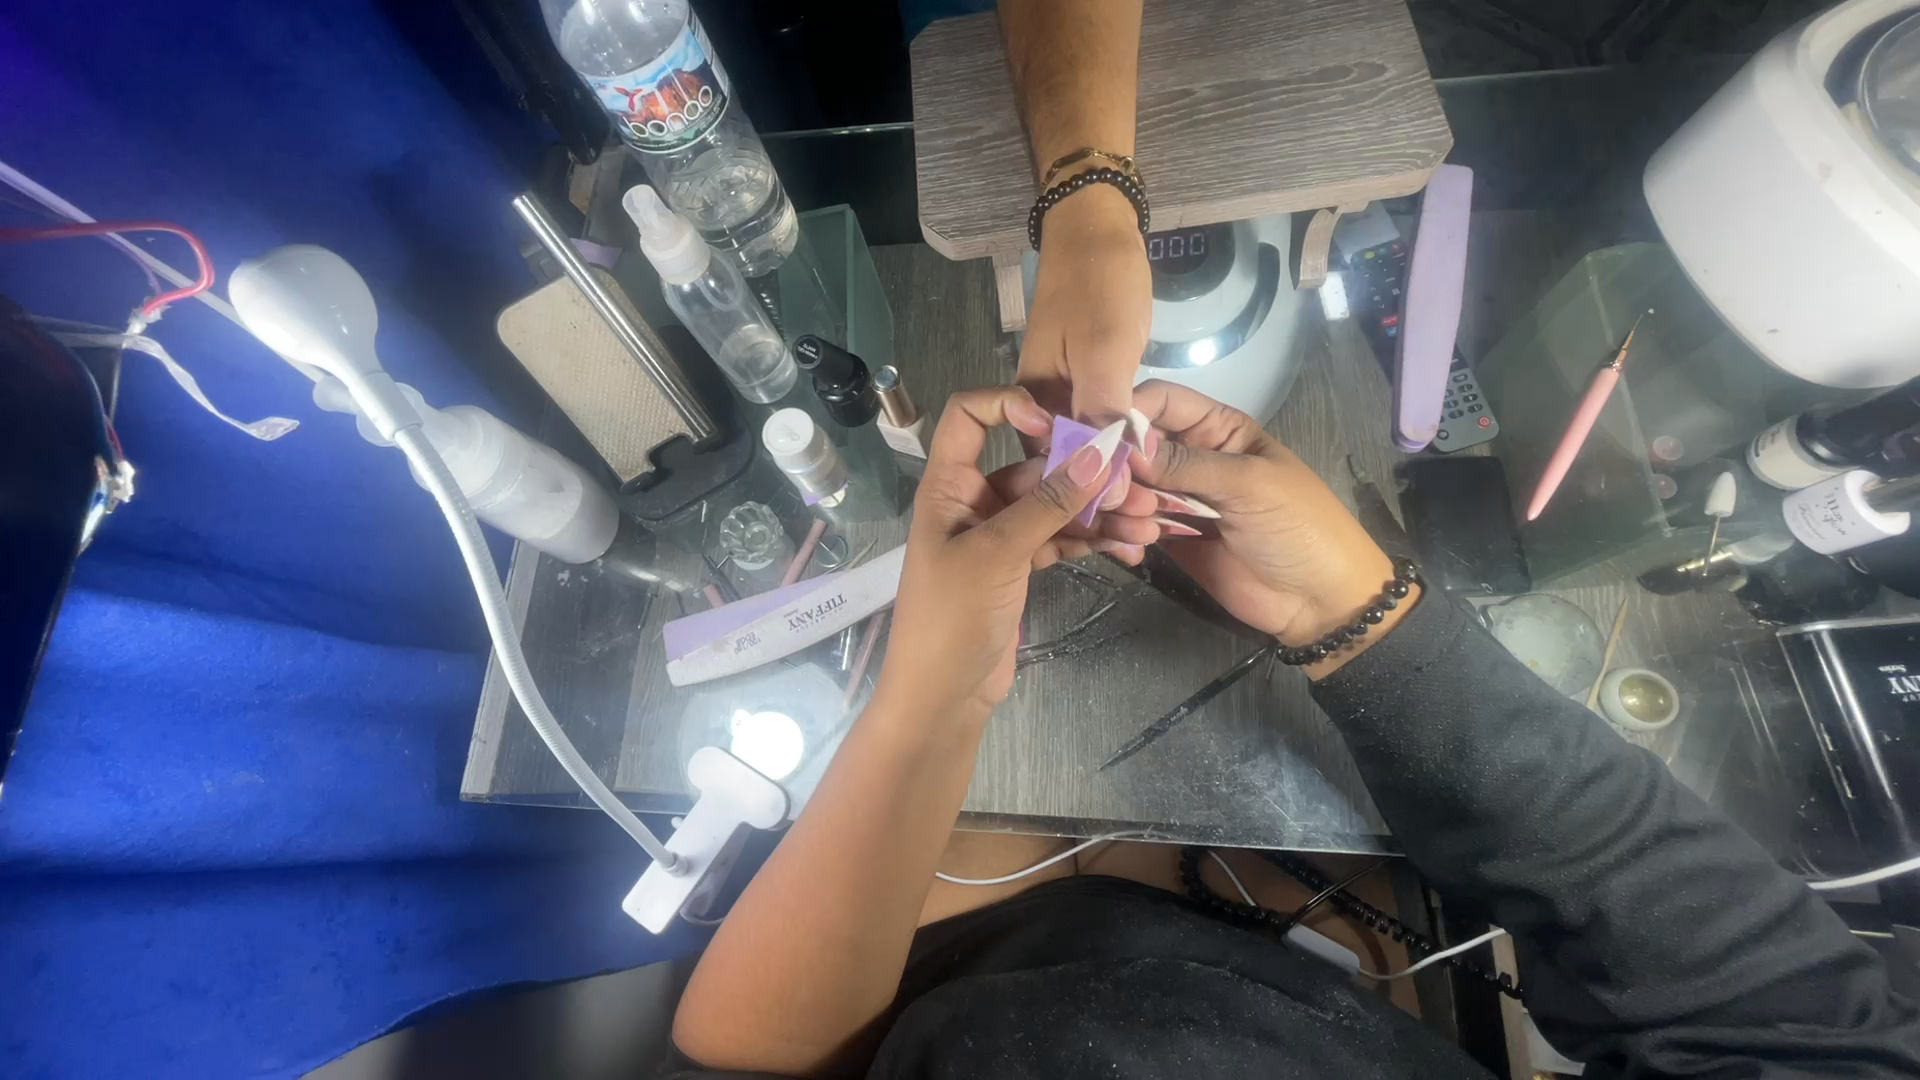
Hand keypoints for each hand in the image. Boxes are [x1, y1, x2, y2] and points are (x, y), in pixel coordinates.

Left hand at [875, 386, 1128, 717]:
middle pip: (1030, 466)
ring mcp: (998, 535)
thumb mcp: (998, 554)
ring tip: (1147, 522)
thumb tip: (1099, 451)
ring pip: (1053, 506)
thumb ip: (1048, 504)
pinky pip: (1059, 539)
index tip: (1056, 422)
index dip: (1009, 405)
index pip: (969, 417)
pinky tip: (1130, 545)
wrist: (943, 696)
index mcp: (948, 485)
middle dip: (1083, 472)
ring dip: (1098, 511)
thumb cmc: (952, 618)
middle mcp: (973, 500)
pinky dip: (1090, 540)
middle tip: (1137, 482)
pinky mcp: (1018, 565)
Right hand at [1018, 183, 1150, 509]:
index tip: (1122, 521)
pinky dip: (1125, 451)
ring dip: (1118, 479)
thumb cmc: (1098, 285)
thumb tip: (1107, 477)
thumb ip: (1103, 413)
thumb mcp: (1104, 350)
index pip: (1054, 465)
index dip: (1086, 495)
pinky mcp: (1089, 385)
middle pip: (1070, 466)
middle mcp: (1046, 407)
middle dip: (1104, 496)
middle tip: (1144, 526)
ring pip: (1089, 453)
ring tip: (1151, 516)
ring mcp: (1068, 394)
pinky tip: (1152, 476)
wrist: (1097, 224)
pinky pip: (1103, 430)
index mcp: (1036, 402)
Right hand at [1129, 381, 1418, 676]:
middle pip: (1132, 446)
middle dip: (1119, 469)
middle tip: (1124, 499)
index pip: (1159, 401)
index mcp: (1216, 429)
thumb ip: (1186, 463)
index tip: (1100, 436)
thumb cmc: (1299, 527)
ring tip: (1142, 532)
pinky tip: (1135, 551)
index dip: (1127, 410)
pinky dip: (1120, 535)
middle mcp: (1189, 457)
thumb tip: (1124, 444)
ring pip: (1124, 488)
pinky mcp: (1166, 538)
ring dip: (1120, 508)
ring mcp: (1175, 499)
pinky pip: (1127, 526)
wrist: (1318, 601)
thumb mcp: (1249, 484)